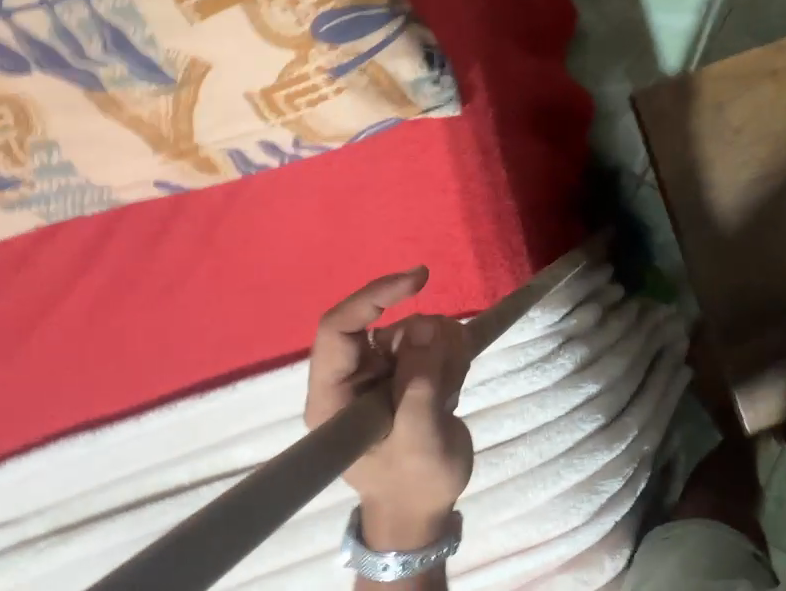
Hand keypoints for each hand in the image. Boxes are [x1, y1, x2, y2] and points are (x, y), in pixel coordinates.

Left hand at [306, 268, 473, 549]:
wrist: (424, 506)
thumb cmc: (415, 484)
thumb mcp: (421, 442)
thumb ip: (420, 385)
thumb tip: (425, 325)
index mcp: (333, 397)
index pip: (338, 328)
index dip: (374, 296)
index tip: (419, 280)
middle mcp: (351, 377)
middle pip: (387, 325)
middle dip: (427, 342)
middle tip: (449, 376)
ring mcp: (379, 372)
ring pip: (416, 329)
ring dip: (444, 353)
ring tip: (449, 394)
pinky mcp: (404, 370)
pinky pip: (434, 339)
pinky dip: (451, 355)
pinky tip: (451, 389)